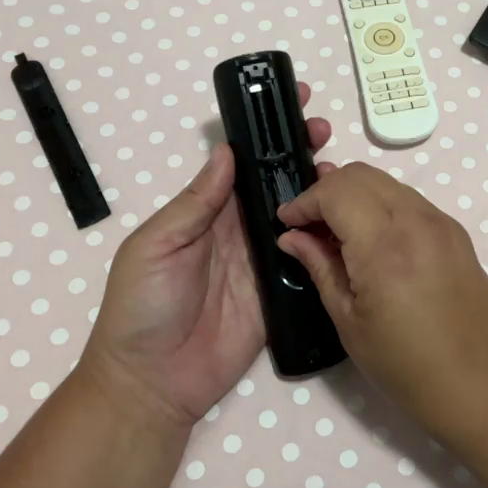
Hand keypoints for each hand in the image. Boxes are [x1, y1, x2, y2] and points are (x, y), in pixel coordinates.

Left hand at [79, 83, 333, 427]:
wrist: (152, 384)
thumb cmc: (141, 308)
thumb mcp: (156, 246)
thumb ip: (195, 203)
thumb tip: (227, 152)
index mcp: (207, 212)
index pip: (242, 162)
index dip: (264, 133)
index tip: (290, 103)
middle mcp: (240, 229)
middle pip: (276, 182)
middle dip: (299, 151)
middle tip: (323, 130)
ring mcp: (264, 261)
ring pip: (297, 215)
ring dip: (318, 190)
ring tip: (340, 170)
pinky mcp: (281, 293)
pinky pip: (307, 259)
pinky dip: (326, 239)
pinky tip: (346, 221)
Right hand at [275, 162, 487, 439]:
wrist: (483, 385)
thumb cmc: (407, 366)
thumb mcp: (350, 322)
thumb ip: (320, 268)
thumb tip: (292, 236)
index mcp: (385, 243)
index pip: (336, 191)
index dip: (304, 201)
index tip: (285, 222)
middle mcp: (416, 220)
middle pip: (362, 175)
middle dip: (327, 189)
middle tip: (306, 222)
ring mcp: (442, 222)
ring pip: (388, 184)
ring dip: (356, 194)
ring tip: (334, 229)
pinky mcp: (456, 233)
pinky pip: (410, 201)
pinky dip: (382, 205)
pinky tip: (370, 239)